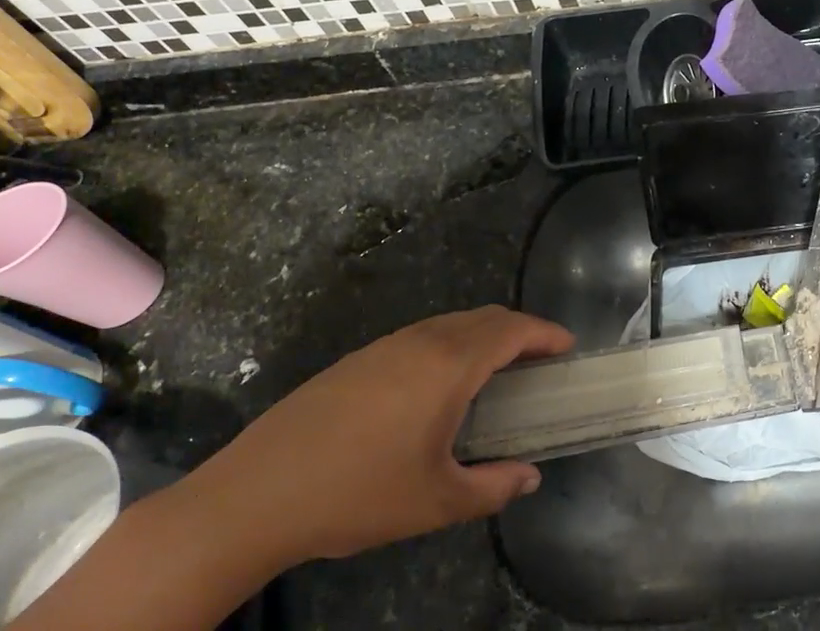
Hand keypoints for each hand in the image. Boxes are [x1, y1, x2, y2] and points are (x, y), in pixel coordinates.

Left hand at [183, 306, 573, 565]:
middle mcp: (418, 343)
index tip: (568, 347)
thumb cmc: (356, 495)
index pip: (511, 329)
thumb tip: (529, 477)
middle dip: (518, 331)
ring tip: (494, 373)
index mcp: (448, 365)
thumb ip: (493, 488)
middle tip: (539, 361)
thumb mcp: (436, 502)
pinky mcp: (352, 363)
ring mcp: (381, 349)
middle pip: (482, 318)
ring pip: (447, 325)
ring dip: (481, 336)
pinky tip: (436, 388)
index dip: (545, 333)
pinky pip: (418, 338)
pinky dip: (447, 347)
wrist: (251, 498)